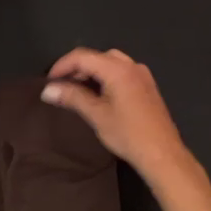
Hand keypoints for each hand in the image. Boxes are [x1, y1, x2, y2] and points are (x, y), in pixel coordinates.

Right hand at [42, 48, 193, 178]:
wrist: (162, 154)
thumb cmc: (128, 134)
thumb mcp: (96, 115)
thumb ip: (72, 97)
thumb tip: (47, 90)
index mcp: (118, 69)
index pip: (83, 56)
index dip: (62, 65)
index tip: (49, 81)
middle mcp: (131, 66)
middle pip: (97, 56)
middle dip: (77, 68)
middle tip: (62, 85)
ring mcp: (142, 75)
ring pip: (110, 62)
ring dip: (92, 72)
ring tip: (77, 89)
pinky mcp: (147, 86)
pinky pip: (122, 71)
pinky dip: (106, 76)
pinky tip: (99, 94)